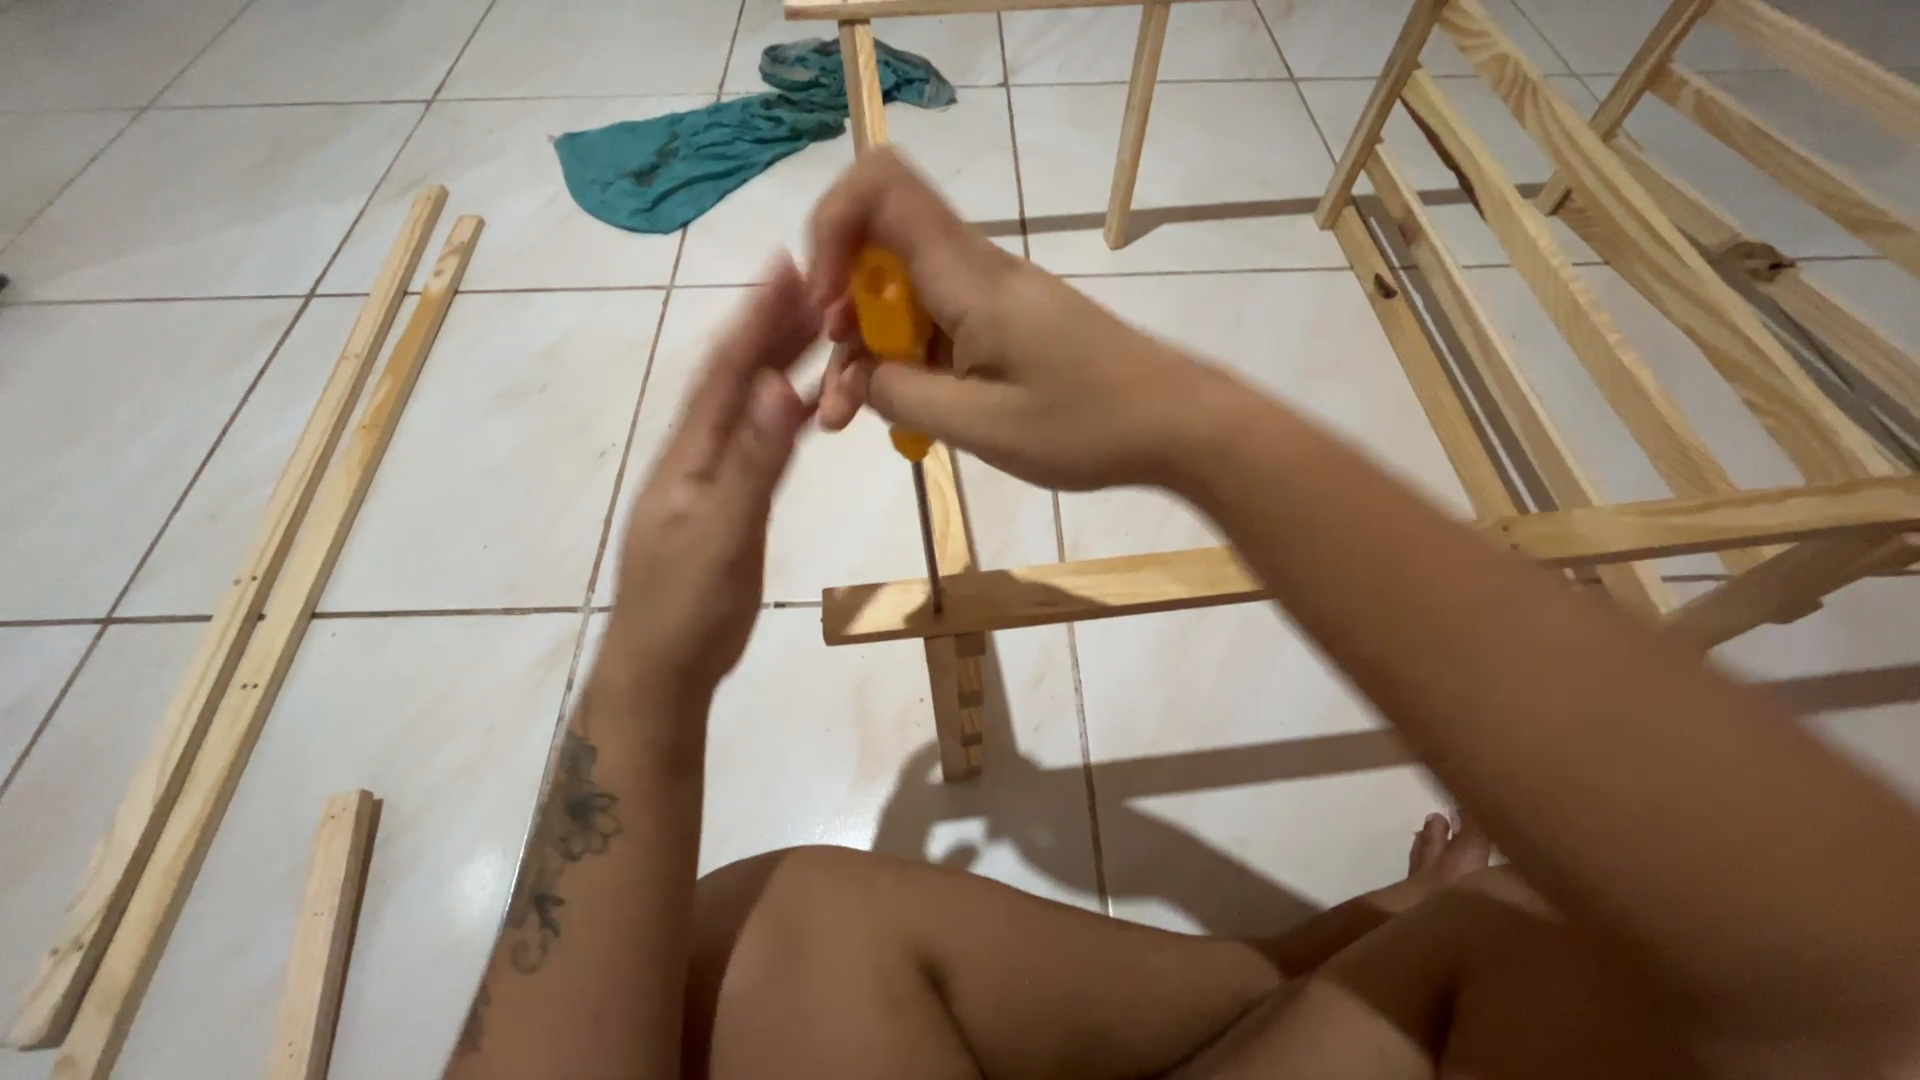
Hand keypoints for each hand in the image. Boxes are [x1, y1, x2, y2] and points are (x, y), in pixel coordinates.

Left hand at [604, 259, 818, 705]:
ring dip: (773, 360)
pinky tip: (795, 402)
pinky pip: (752, 439)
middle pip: (732, 378)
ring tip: (813, 324)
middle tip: (810, 279)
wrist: (661, 670)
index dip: (754, 317)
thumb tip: (775, 384)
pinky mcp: (721, 503)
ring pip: (741, 406)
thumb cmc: (688, 608)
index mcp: (688, 453)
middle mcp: (693, 454)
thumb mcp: (722, 534)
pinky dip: (777, 409)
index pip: (724, 371)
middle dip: (768, 326)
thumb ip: (751, 462)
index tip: (785, 265)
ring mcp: (705, 479)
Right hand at [805, 148, 1232, 491]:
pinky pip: (940, 324)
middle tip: (839, 394)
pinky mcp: (1011, 324)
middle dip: (841, 316)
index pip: (880, 190)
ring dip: (873, 349)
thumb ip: (903, 395)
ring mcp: (997, 297)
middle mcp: (979, 271)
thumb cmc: (1087, 426)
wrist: (1179, 425)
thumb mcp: (982, 426)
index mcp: (971, 278)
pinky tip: (912, 413)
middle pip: (881, 251)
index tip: (824, 308)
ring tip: (858, 416)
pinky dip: (911, 361)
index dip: (831, 229)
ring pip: (906, 296)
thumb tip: (856, 374)